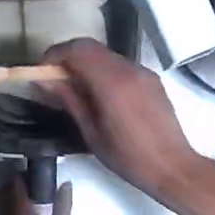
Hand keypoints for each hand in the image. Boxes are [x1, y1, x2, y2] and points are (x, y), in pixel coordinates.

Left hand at [4, 177, 73, 214]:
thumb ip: (62, 205)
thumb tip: (66, 184)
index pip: (14, 188)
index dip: (20, 175)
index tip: (30, 168)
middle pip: (6, 196)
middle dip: (15, 185)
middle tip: (32, 178)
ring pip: (6, 207)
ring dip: (15, 198)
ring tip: (33, 193)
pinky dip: (16, 210)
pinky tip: (31, 212)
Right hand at [39, 40, 210, 204]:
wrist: (172, 166)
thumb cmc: (129, 157)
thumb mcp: (92, 133)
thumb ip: (70, 101)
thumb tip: (47, 81)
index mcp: (112, 83)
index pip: (78, 50)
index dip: (55, 55)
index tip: (42, 71)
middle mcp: (129, 69)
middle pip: (91, 47)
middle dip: (68, 58)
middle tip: (54, 80)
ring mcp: (143, 72)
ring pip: (106, 55)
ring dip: (86, 64)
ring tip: (75, 90)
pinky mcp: (151, 79)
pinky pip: (121, 66)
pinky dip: (103, 71)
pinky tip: (99, 95)